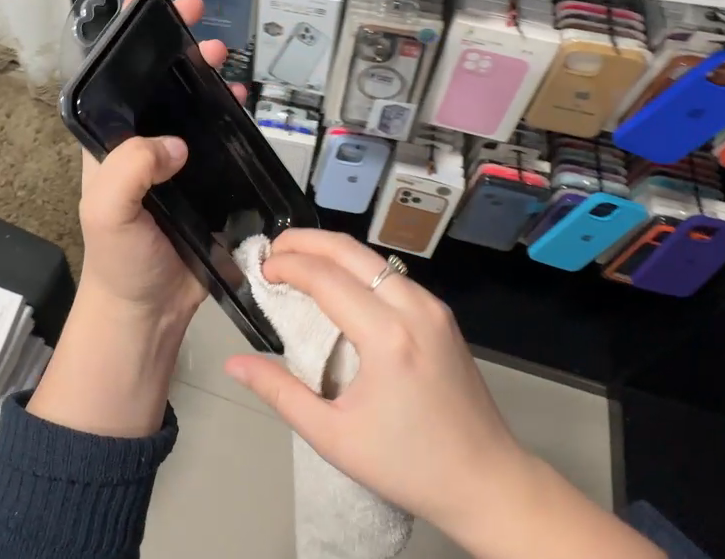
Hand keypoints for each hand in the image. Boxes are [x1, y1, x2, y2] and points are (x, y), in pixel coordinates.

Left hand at [76, 0, 242, 325]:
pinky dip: (229, 116)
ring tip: (223, 55)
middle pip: (157, 83)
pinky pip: (218, 138)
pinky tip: (241, 104)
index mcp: (108, 142)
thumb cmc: (119, 259)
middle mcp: (138, 145)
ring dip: (205, 77)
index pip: (114, 78)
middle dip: (176, 47)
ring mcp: (172, 162)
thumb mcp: (107, 210)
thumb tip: (173, 143)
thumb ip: (129, 170)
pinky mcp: (202, 181)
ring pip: (190, 106)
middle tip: (199, 19)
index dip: (126, 35)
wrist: (149, 310)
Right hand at [224, 230, 660, 558]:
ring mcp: (433, 308)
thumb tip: (235, 364)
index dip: (287, 265)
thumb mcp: (334, 436)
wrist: (489, 483)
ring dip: (331, 251)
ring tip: (297, 262)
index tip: (260, 270)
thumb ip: (280, 393)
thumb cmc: (408, 465)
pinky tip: (337, 284)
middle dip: (305, 241)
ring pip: (373, 258)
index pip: (326, 277)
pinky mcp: (442, 316)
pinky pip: (391, 275)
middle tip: (272, 251)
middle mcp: (414, 308)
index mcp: (387, 336)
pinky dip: (356, 268)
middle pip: (350, 251)